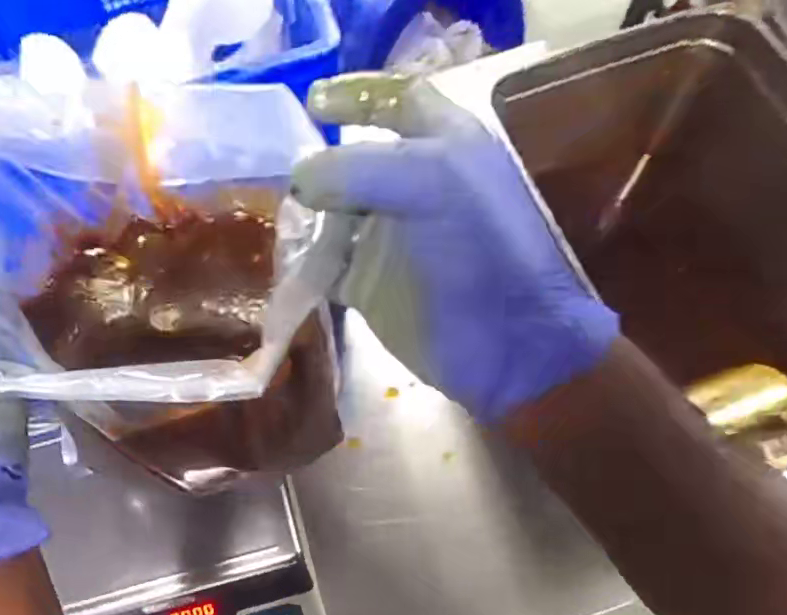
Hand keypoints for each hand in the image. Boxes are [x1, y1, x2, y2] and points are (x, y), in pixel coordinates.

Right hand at [291, 76, 618, 422]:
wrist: (505, 345)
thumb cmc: (481, 254)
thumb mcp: (430, 184)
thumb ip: (360, 168)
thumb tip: (300, 178)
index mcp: (442, 148)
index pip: (396, 104)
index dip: (356, 97)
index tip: (313, 103)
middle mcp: (412, 190)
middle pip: (351, 165)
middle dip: (319, 169)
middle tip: (287, 180)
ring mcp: (389, 242)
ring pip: (333, 218)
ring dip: (305, 218)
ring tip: (281, 223)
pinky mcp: (370, 288)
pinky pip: (325, 268)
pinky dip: (303, 266)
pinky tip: (286, 262)